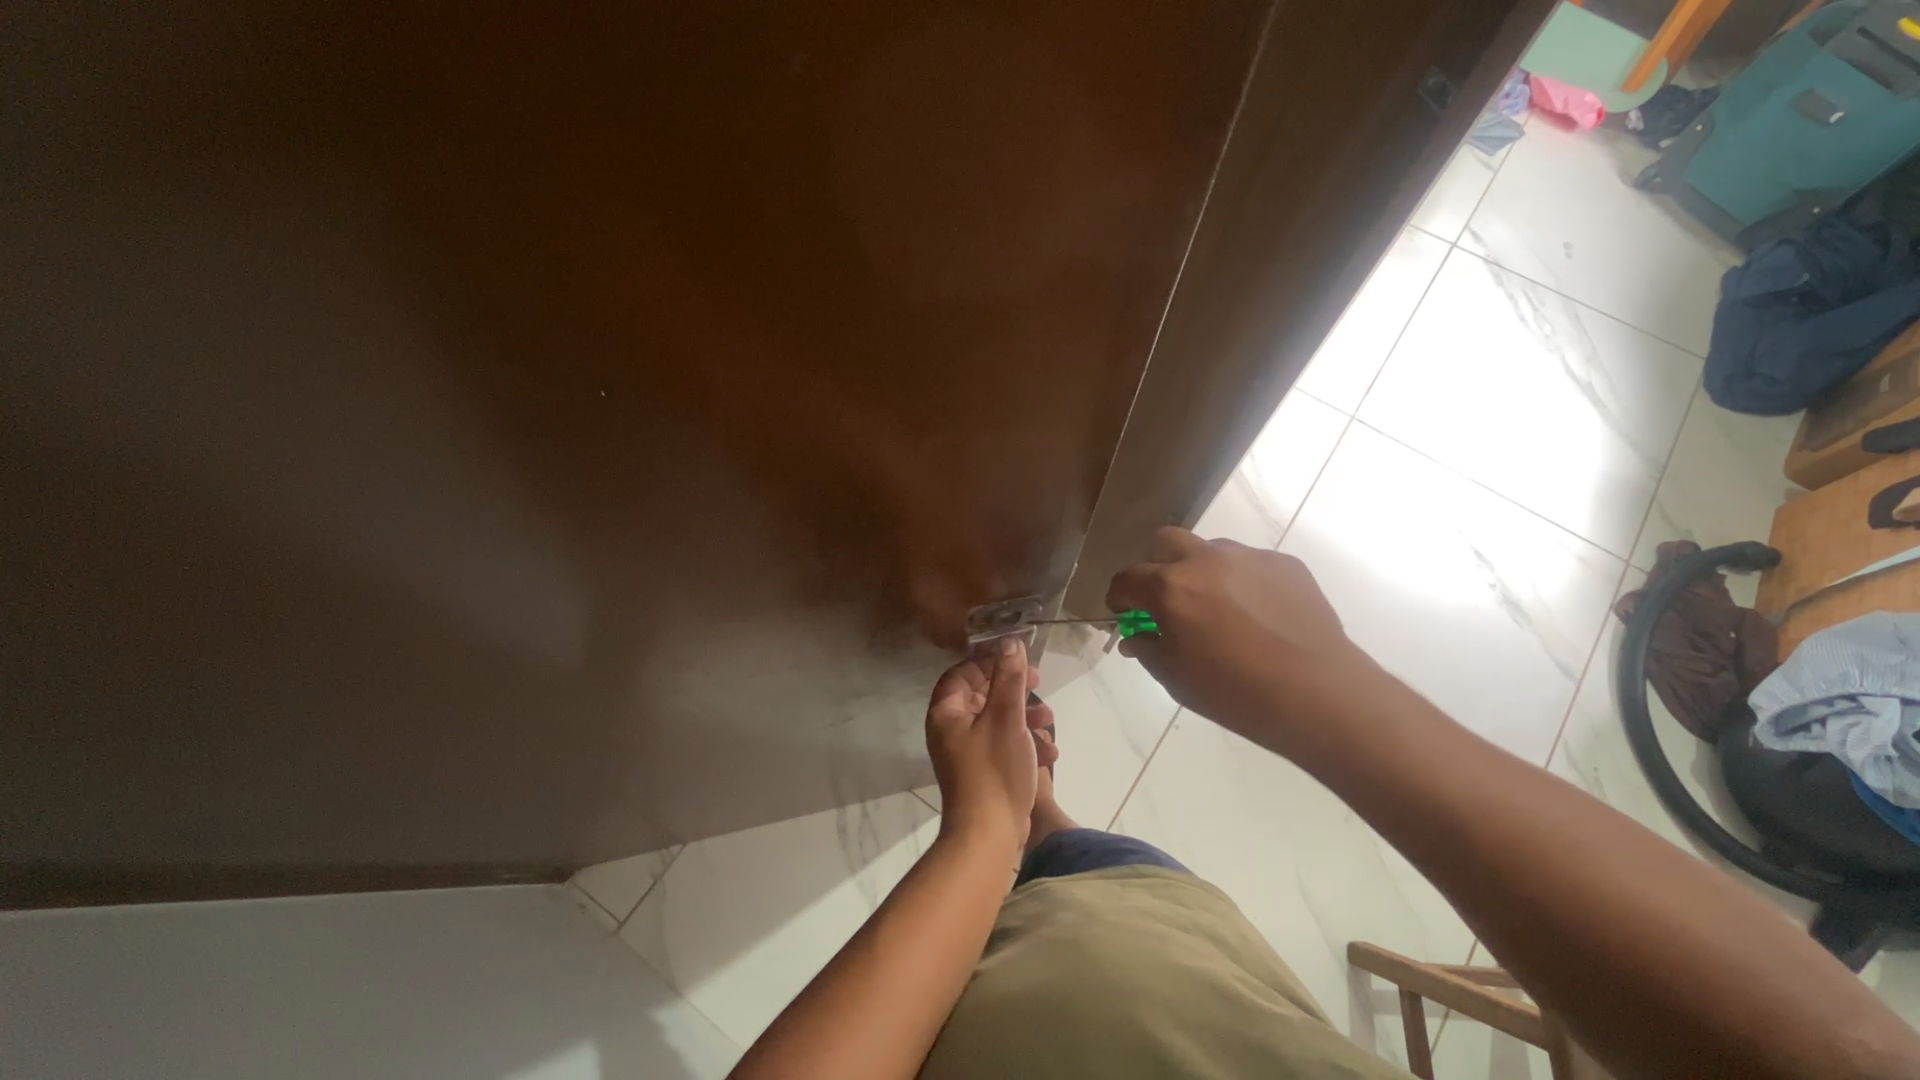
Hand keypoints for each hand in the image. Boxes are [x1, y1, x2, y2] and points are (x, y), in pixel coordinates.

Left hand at [924, 638, 1053, 854]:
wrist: (989, 834)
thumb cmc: (994, 770)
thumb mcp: (1006, 717)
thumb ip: (1009, 678)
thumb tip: (1010, 642)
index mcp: (946, 714)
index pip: (961, 674)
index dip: (987, 661)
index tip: (1016, 657)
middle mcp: (951, 731)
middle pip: (981, 697)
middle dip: (1014, 690)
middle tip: (1038, 683)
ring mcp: (966, 755)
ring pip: (997, 722)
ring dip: (1025, 717)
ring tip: (1050, 722)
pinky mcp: (983, 774)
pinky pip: (1003, 747)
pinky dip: (1024, 744)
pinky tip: (1049, 752)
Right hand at [1106, 527, 1384, 751]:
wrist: (1315, 692)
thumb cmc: (1233, 692)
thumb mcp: (1175, 678)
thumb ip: (1148, 648)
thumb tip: (1137, 635)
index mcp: (1169, 588)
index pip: (1126, 579)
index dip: (1119, 598)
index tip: (1125, 614)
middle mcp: (1204, 560)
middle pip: (1164, 542)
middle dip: (1156, 565)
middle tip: (1166, 599)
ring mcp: (1248, 557)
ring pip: (1210, 550)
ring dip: (1202, 572)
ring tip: (1219, 610)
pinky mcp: (1284, 563)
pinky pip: (1251, 565)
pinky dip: (1242, 583)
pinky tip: (1258, 617)